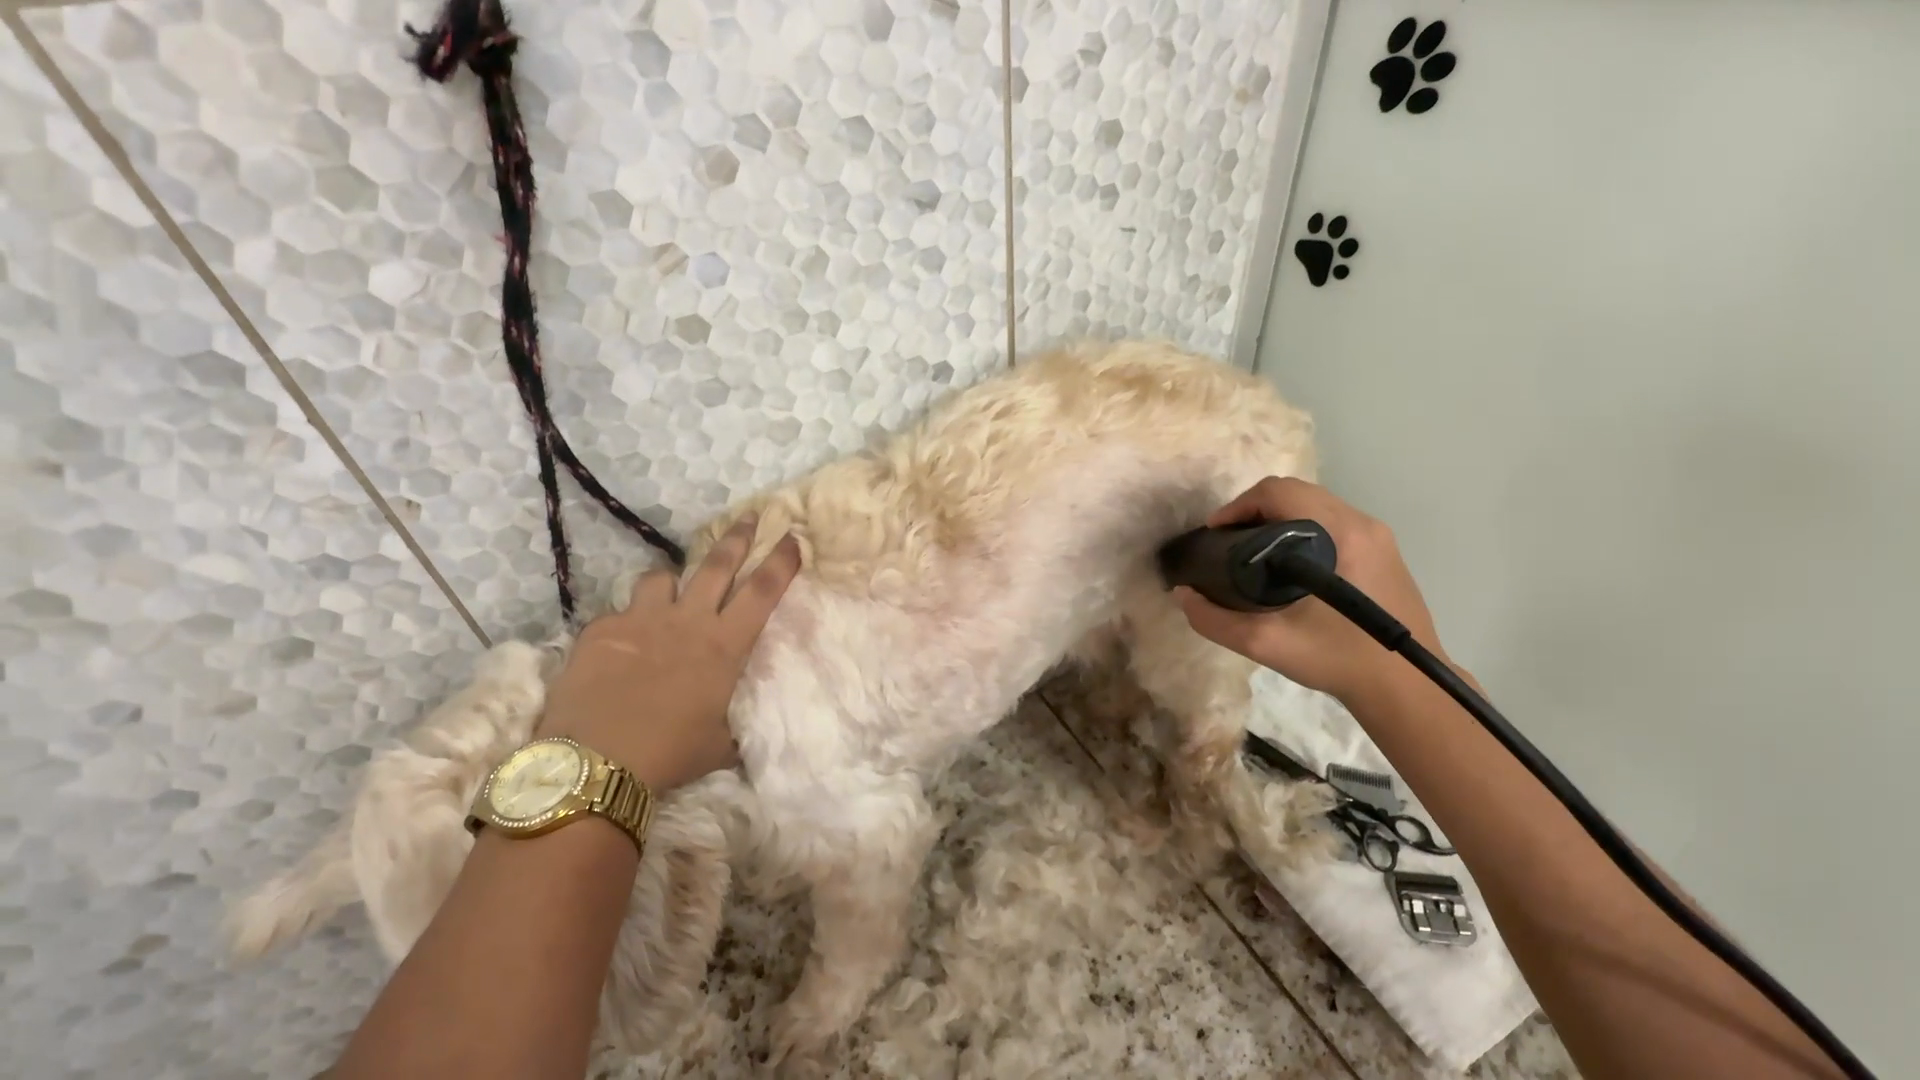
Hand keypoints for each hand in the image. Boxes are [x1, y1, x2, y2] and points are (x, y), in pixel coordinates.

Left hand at [536, 517, 801, 791]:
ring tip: (668, 589)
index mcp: (724, 646)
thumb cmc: (670, 754)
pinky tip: (618, 645)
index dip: (781, 562)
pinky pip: (619, 613)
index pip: (762, 592)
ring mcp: (641, 620)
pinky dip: (626, 623)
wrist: (597, 760)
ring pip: (662, 577)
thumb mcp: (718, 744)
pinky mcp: (602, 629)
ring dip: (671, 580)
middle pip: (717, 565)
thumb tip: (735, 729)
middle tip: (749, 517)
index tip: (792, 538)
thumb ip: (730, 723)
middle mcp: (687, 621)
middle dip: (737, 537)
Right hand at [1173, 477, 1445, 704]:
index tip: (1215, 534)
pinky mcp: (1383, 552)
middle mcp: (1361, 523)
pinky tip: (1287, 564)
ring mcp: (1377, 536)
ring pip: (1315, 506)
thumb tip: (1184, 594)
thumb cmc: (1337, 659)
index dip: (1238, 506)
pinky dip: (1302, 530)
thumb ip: (1215, 619)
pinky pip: (1333, 523)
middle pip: (1297, 492)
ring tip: (1252, 550)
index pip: (1279, 491)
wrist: (1406, 688)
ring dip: (1279, 519)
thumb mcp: (1266, 643)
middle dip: (1255, 509)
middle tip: (1228, 541)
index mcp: (1339, 533)